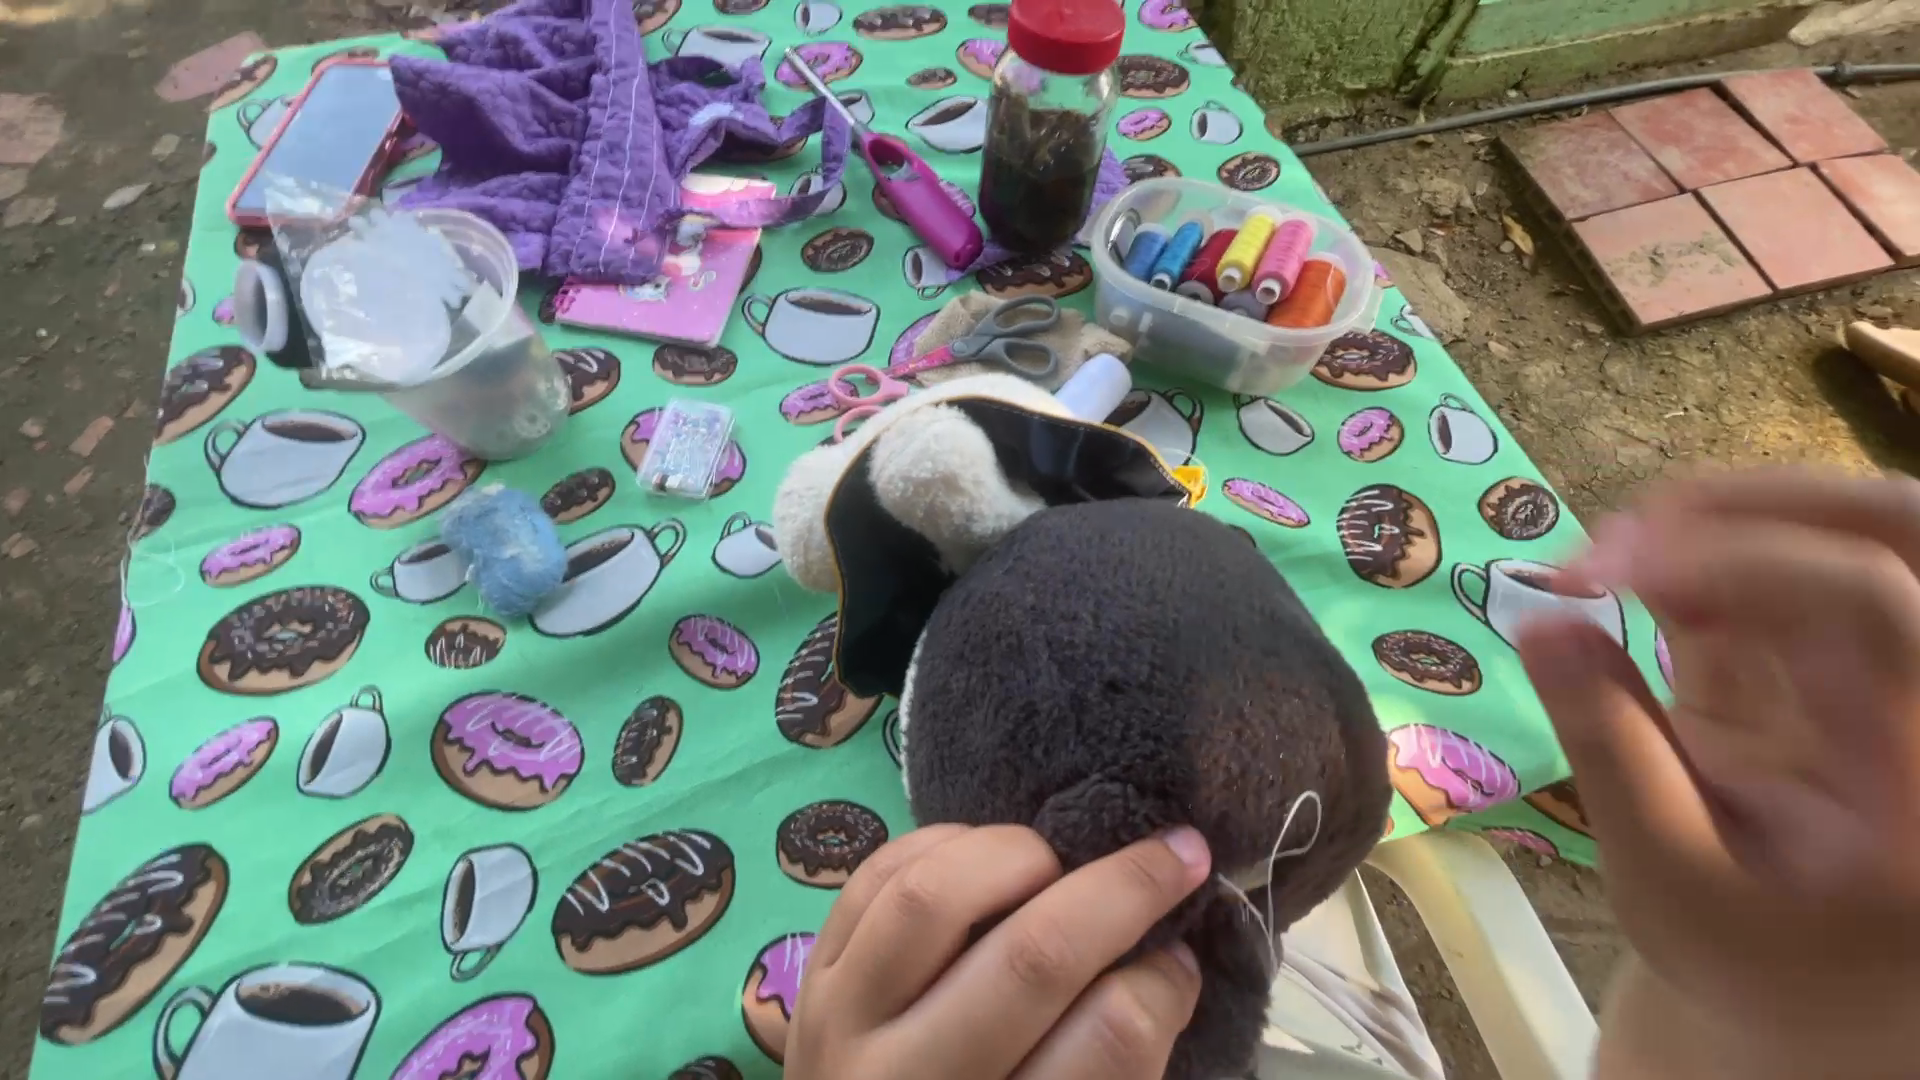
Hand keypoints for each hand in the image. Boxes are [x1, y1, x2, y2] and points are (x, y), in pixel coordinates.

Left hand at [783, 824, 1211, 1078]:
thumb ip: (1106, 1057)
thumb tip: (1166, 950)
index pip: (1106, 1046)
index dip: (1163, 985)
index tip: (1184, 949)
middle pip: (1030, 958)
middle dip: (1121, 889)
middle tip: (1174, 852)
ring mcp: (843, 1019)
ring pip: (935, 896)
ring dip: (1017, 855)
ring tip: (1056, 860)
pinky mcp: (811, 970)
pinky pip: (876, 875)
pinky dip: (940, 844)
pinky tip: (981, 851)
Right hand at [1518, 468, 1919, 1074]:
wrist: (1815, 995)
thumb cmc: (1745, 950)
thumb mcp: (1660, 863)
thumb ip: (1606, 740)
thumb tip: (1539, 619)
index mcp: (1918, 761)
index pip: (1868, 606)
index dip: (1731, 561)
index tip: (1589, 572)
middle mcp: (1919, 696)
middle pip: (1902, 537)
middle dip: (1756, 502)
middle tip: (1622, 524)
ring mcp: (1880, 677)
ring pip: (1841, 541)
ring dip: (1713, 526)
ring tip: (1601, 556)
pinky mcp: (1829, 671)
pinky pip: (1777, 582)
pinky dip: (1692, 564)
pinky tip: (1619, 583)